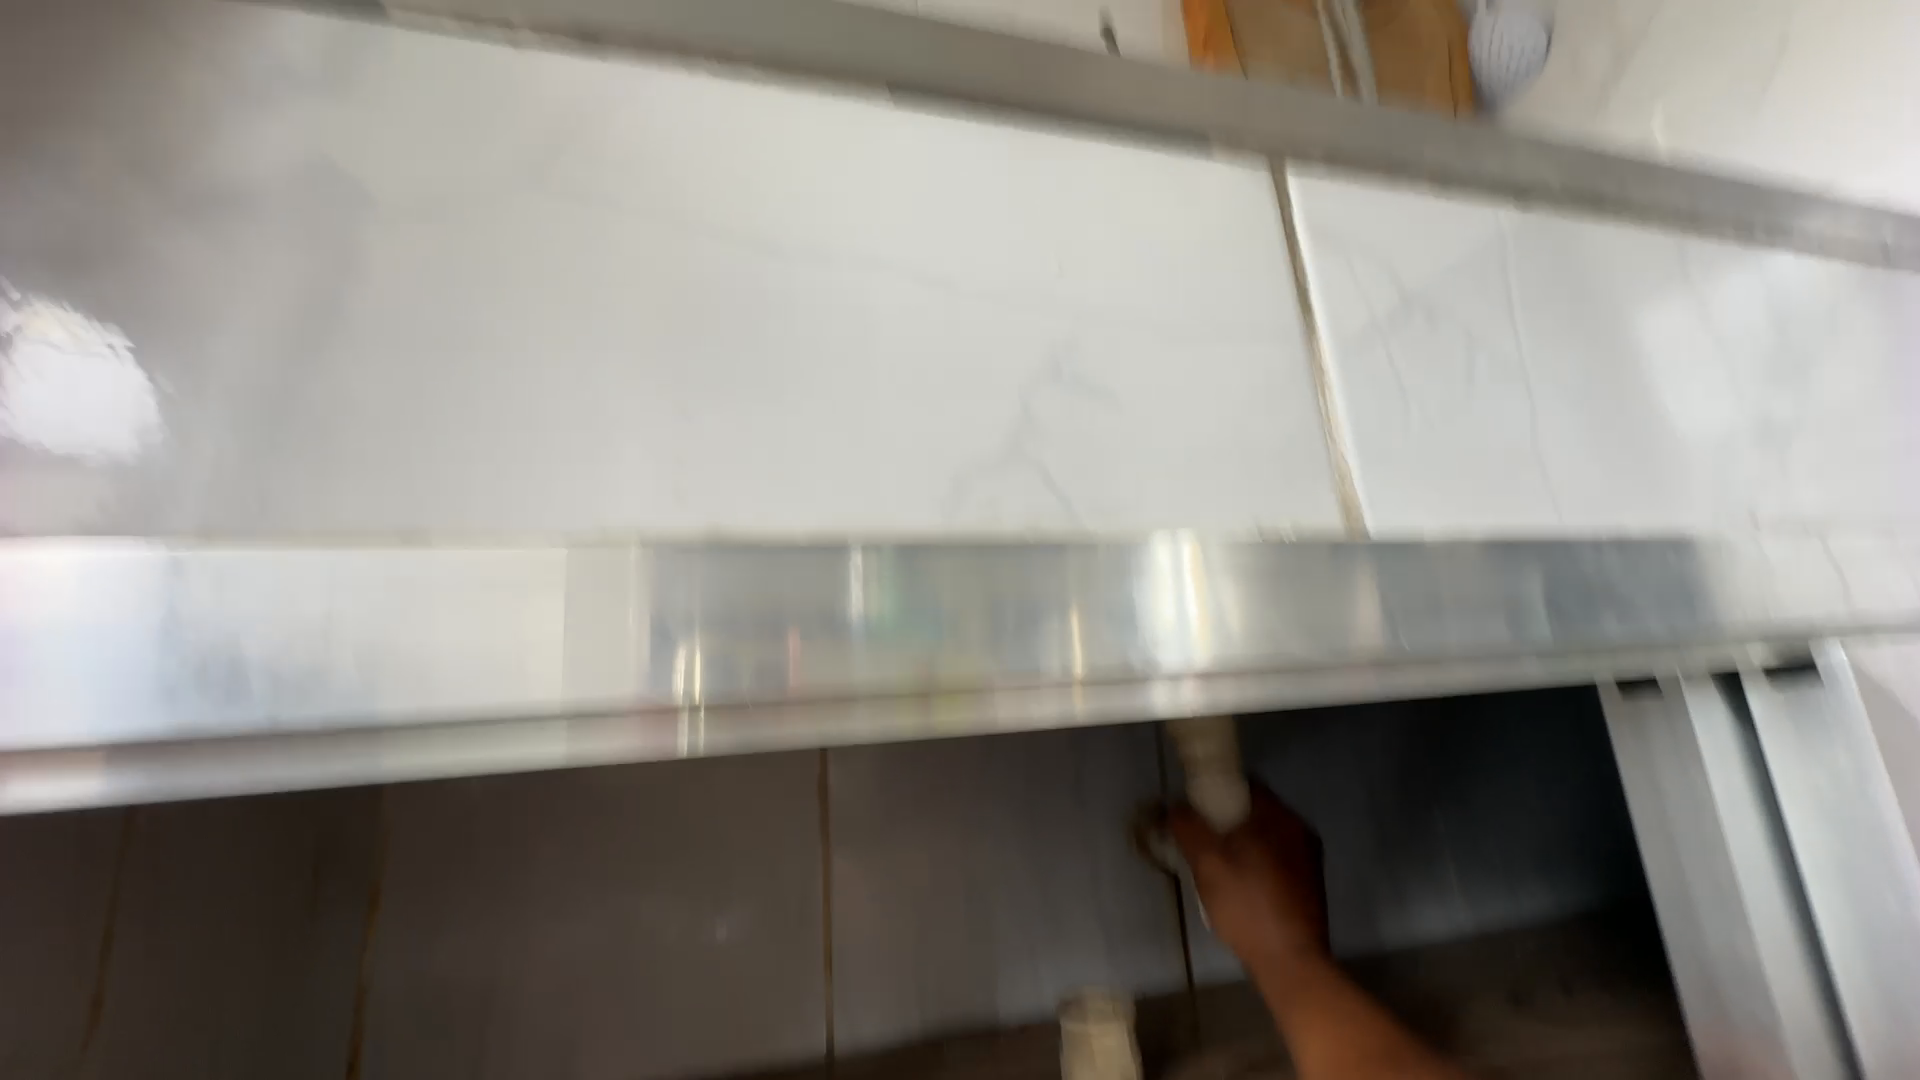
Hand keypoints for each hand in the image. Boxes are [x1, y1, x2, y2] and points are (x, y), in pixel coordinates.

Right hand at [1168, 786, 1329, 975]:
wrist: (1291, 963)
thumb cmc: (1247, 904)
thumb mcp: (1206, 862)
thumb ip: (1187, 826)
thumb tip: (1175, 806)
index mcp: (1279, 817)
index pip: (1245, 784)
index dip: (1217, 790)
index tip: (1196, 807)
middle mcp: (1300, 831)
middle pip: (1257, 809)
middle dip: (1227, 818)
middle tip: (1202, 836)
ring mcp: (1309, 859)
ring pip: (1268, 835)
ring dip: (1243, 841)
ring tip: (1218, 862)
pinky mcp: (1311, 884)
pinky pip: (1278, 857)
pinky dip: (1258, 860)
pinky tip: (1240, 884)